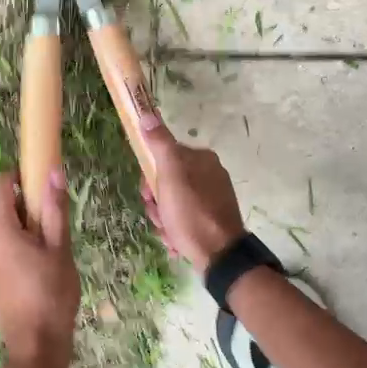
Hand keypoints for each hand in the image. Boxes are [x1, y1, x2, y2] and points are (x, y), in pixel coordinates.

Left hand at [0, 168, 81, 367]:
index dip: (17, 175)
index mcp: (1, 233)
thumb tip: (52, 172)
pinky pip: (4, 252)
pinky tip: (41, 273)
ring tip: (52, 256)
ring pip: (6, 233)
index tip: (41, 183)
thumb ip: (55, 211)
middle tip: (56, 229)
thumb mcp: (60, 250)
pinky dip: (21, 251)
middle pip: (4, 210)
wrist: (36, 347)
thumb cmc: (52, 296)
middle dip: (29, 209)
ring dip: (27, 233)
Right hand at [137, 110, 245, 270]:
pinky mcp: (212, 219)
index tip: (148, 194)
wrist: (219, 255)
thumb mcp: (170, 176)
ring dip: (164, 219)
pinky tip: (176, 240)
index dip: (150, 176)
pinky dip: (176, 229)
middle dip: (157, 203)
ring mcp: (212, 198)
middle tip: (159, 216)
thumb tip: (147, 113)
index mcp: (202, 159)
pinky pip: (185, 218)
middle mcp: (210, 174)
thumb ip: (160, 144)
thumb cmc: (191, 213)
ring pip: (173, 202)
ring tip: (168, 232)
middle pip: (167, 182)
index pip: (164, 157)